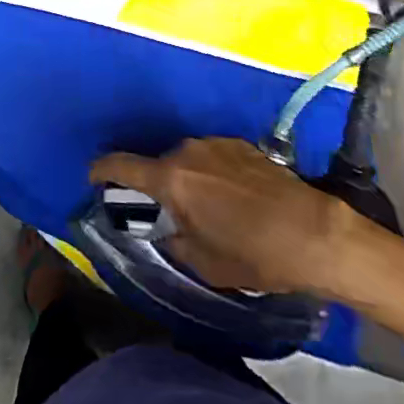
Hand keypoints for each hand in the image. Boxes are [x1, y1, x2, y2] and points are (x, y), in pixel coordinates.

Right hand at [90, 137, 375, 297]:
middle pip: (160, 163)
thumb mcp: (202, 260)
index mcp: (173, 178)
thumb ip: (173, 239)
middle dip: (156, 186)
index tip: (93, 177)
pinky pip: (214, 156)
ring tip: (203, 208)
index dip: (103, 170)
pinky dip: (211, 172)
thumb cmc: (251, 253)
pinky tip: (229, 197)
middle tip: (164, 213)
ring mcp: (220, 143)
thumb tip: (166, 228)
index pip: (123, 164)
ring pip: (189, 159)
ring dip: (187, 178)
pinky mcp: (244, 144)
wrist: (310, 230)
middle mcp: (192, 151)